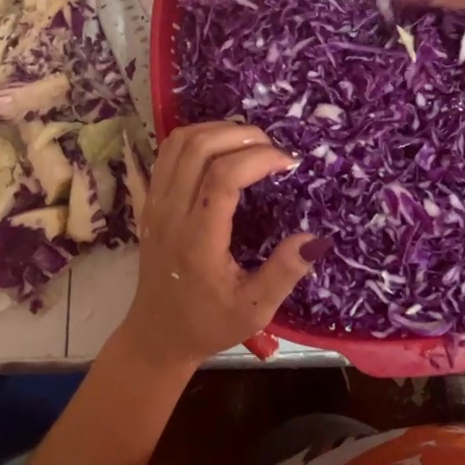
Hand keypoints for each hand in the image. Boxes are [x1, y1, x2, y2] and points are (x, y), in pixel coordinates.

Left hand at [115, 123, 324, 369]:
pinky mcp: (149, 201)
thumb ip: (283, 273)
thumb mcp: (254, 310)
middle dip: (240, 136)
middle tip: (272, 147)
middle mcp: (171, 214)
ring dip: (216, 130)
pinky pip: (167, 153)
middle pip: (198, 148)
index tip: (288, 163)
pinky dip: (195, 138)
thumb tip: (315, 238)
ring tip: (249, 142)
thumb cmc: (209, 323)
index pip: (223, 177)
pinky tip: (220, 147)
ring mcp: (154, 204)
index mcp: (198, 240)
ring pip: (178, 143)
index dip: (258, 158)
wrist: (157, 334)